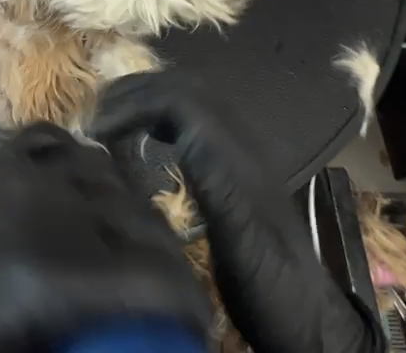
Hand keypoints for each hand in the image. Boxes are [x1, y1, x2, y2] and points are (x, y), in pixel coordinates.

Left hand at [0, 123, 211, 352]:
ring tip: (134, 245)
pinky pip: (57, 144)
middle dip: (167, 260)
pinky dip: (83, 161)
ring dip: (131, 209)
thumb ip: (80, 341)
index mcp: (49, 279)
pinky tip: (86, 188)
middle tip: (171, 293)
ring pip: (106, 176)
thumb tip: (133, 337)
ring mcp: (16, 177)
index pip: (155, 277)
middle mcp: (43, 212)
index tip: (196, 324)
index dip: (190, 302)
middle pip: (139, 224)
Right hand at [92, 72, 376, 352]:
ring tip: (112, 120)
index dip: (133, 105)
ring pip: (190, 99)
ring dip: (146, 99)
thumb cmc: (270, 288)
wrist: (310, 318)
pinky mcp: (235, 167)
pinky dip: (160, 116)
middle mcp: (240, 143)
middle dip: (135, 93)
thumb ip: (217, 187)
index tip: (98, 131)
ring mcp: (240, 152)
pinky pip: (194, 120)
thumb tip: (184, 134)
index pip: (180, 100)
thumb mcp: (240, 243)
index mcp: (236, 156)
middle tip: (95, 117)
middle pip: (184, 89)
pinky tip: (147, 137)